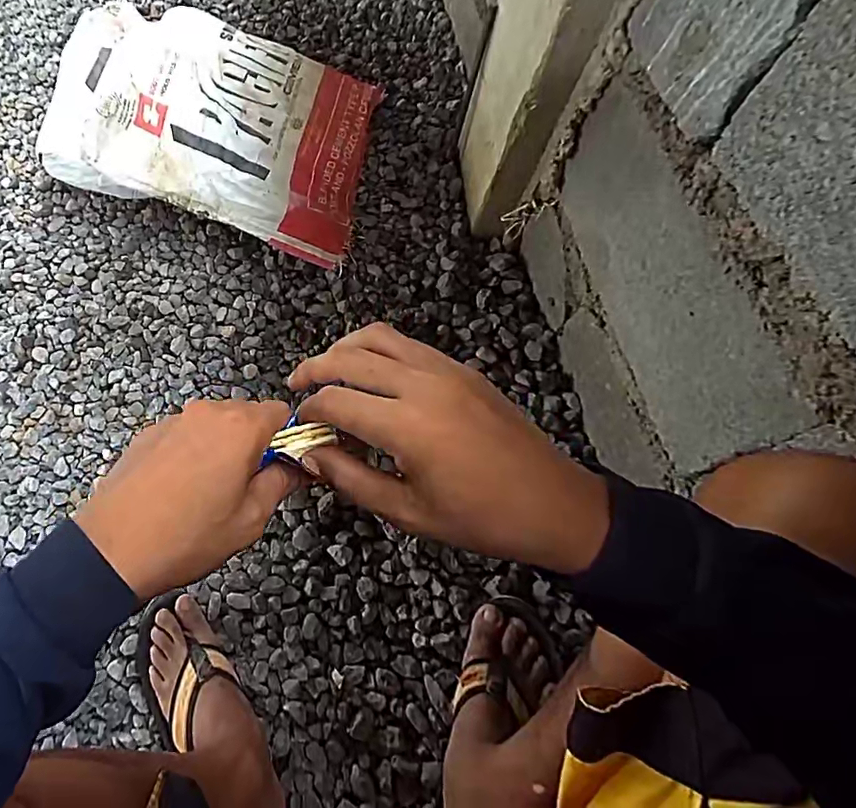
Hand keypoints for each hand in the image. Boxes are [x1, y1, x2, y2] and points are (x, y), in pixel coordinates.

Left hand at [74, 400, 301, 598]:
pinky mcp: (150, 433)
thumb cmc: (181, 536)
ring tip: (212, 493)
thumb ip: (279, 483)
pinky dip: (191, 452)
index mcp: (238, 429)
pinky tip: (183, 489)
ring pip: (213, 425)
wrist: (115, 546)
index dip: (291, 438)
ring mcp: (174, 421)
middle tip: (252, 485)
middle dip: (255, 444)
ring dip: (221, 449)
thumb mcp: (249, 519)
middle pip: (246, 415)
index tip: (289, 462)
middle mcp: (205, 414)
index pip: (281, 412)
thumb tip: (292, 469)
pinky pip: (184, 434)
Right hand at [287, 323, 610, 574]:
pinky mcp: (460, 368)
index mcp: (409, 425)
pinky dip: (375, 349)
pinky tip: (370, 374)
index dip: (308, 410)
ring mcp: (445, 369)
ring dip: (343, 348)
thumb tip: (310, 455)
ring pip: (376, 336)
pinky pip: (405, 344)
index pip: (337, 400)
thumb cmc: (482, 519)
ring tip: (328, 370)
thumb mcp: (409, 512)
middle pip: (349, 357)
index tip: (299, 424)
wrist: (557, 506)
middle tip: (297, 386)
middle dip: (314, 369)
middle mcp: (423, 385)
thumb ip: (351, 479)